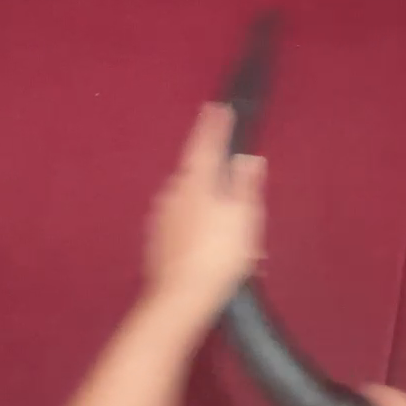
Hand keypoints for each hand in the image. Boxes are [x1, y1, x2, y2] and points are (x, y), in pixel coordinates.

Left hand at [145, 103, 265, 318]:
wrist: (182, 296)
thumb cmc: (218, 256)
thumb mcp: (243, 216)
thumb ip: (245, 184)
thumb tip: (248, 159)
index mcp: (196, 182)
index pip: (205, 144)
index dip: (213, 126)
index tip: (217, 108)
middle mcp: (173, 193)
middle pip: (197, 174)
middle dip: (216, 179)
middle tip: (238, 193)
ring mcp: (162, 216)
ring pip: (190, 201)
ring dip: (208, 208)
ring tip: (231, 233)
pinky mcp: (158, 239)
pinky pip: (182, 223)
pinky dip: (197, 227)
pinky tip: (211, 246)